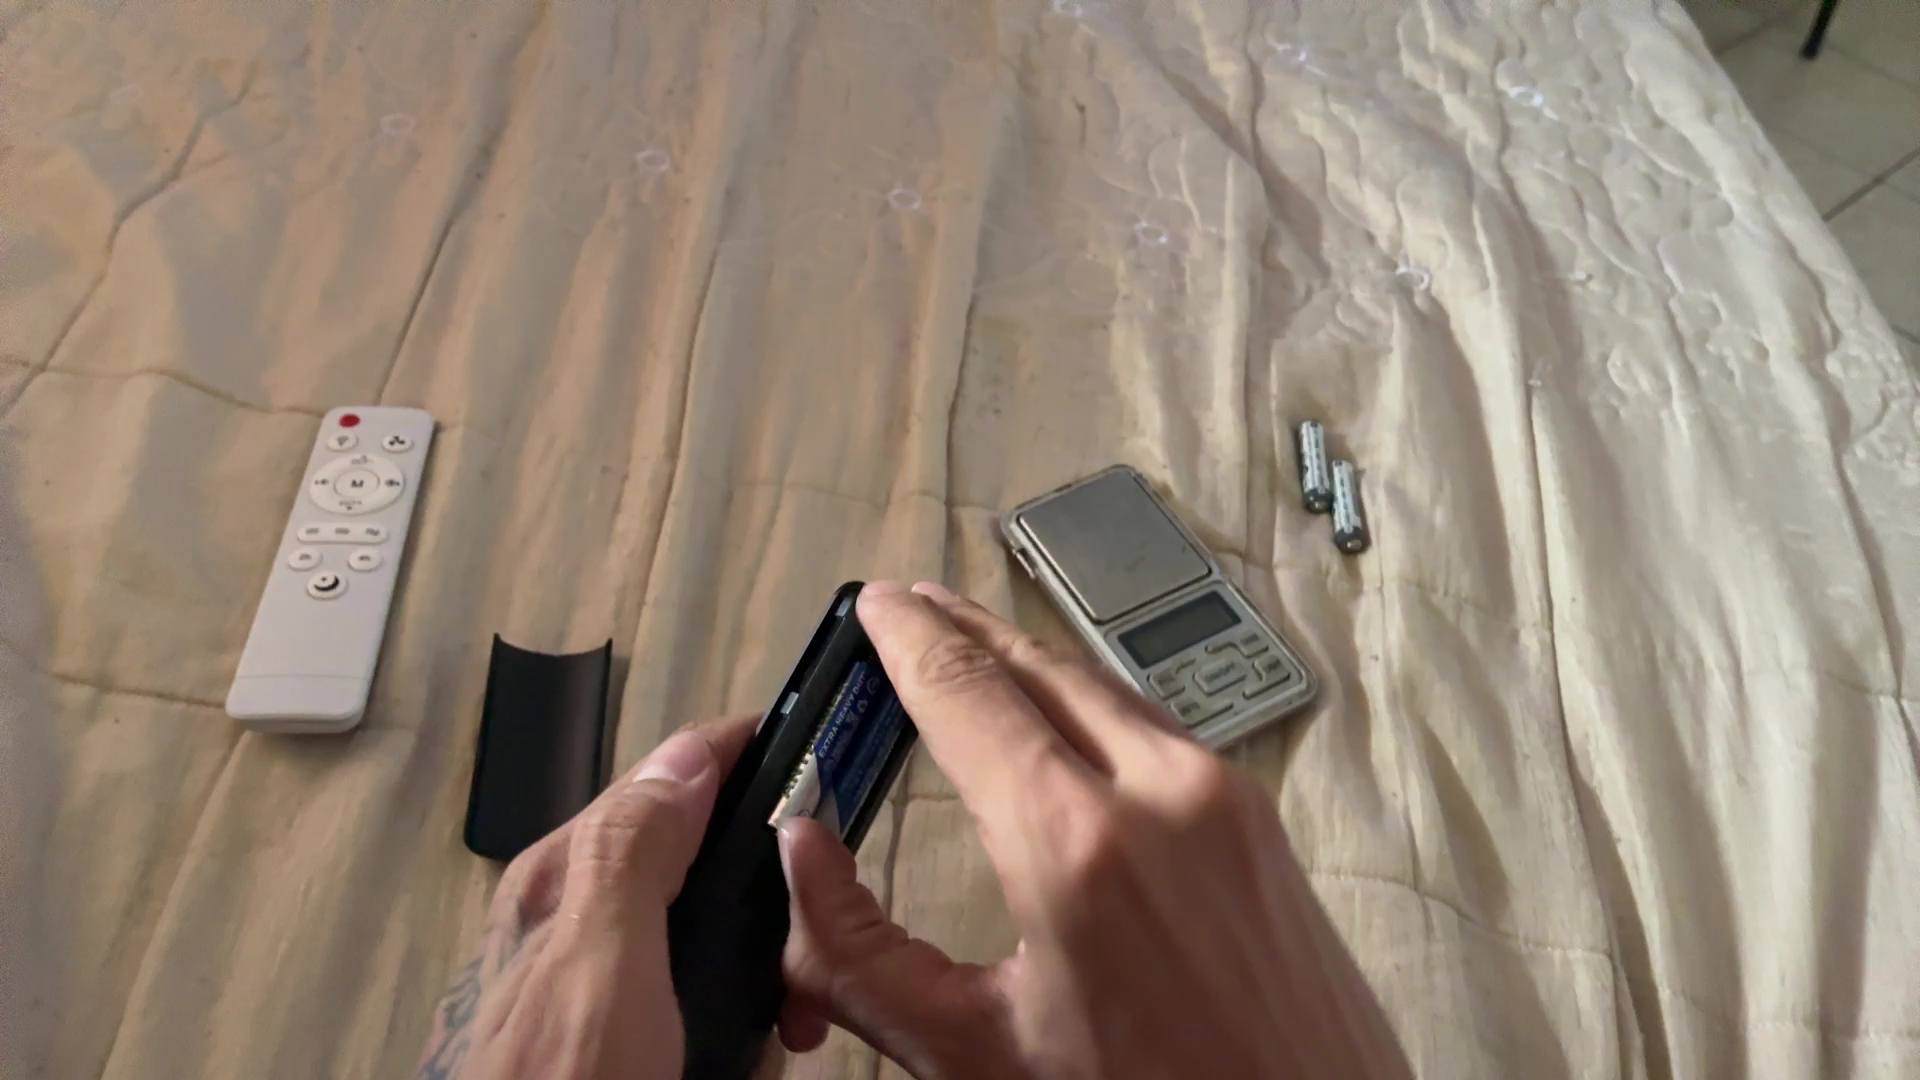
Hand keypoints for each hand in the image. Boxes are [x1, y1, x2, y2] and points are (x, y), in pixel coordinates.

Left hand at [414, 714, 786, 1079]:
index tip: (822, 763)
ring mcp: (614, 965)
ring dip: (770, 937)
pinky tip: (770, 1028)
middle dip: (768, 857)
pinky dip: (754, 992)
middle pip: (701, 834)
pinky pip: (715, 972)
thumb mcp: (599, 972)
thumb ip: (637, 854)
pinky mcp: (636, 1016)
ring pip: (718, 906)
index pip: (672, 769)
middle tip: (825, 899)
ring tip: (802, 993)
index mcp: (569, 870)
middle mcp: (586, 904)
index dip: (745, 752)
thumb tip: (693, 748)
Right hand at [775, 581, 1413, 1079]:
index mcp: (1076, 845)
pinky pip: (1139, 712)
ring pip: (1089, 676)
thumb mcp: (978, 1055)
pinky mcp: (1247, 798)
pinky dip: (1074, 684)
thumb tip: (801, 846)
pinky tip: (1047, 691)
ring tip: (962, 633)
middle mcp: (1156, 786)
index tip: (875, 603)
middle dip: (958, 623)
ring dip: (1016, 646)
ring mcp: (1215, 782)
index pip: (967, 694)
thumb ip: (863, 952)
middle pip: (1031, 662)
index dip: (909, 638)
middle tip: (906, 602)